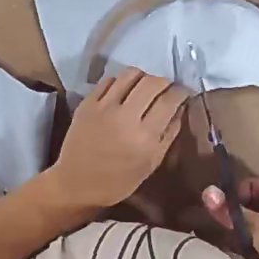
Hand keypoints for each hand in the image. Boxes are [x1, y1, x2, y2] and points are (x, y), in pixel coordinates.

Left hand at [45, 67, 189, 208]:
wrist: (76, 184)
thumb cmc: (117, 181)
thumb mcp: (150, 164)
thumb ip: (168, 135)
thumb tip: (179, 108)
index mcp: (145, 137)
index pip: (169, 101)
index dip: (181, 92)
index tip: (182, 93)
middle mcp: (126, 118)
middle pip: (153, 82)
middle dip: (164, 82)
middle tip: (164, 89)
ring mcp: (104, 108)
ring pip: (131, 74)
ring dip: (143, 77)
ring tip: (143, 87)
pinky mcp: (87, 104)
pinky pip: (109, 81)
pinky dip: (120, 82)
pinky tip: (123, 92)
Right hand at [201, 178, 258, 258]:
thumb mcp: (258, 229)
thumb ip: (231, 212)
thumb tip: (205, 191)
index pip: (251, 184)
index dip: (233, 196)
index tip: (220, 214)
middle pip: (256, 203)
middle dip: (239, 216)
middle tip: (224, 231)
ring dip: (247, 232)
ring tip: (236, 244)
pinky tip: (251, 255)